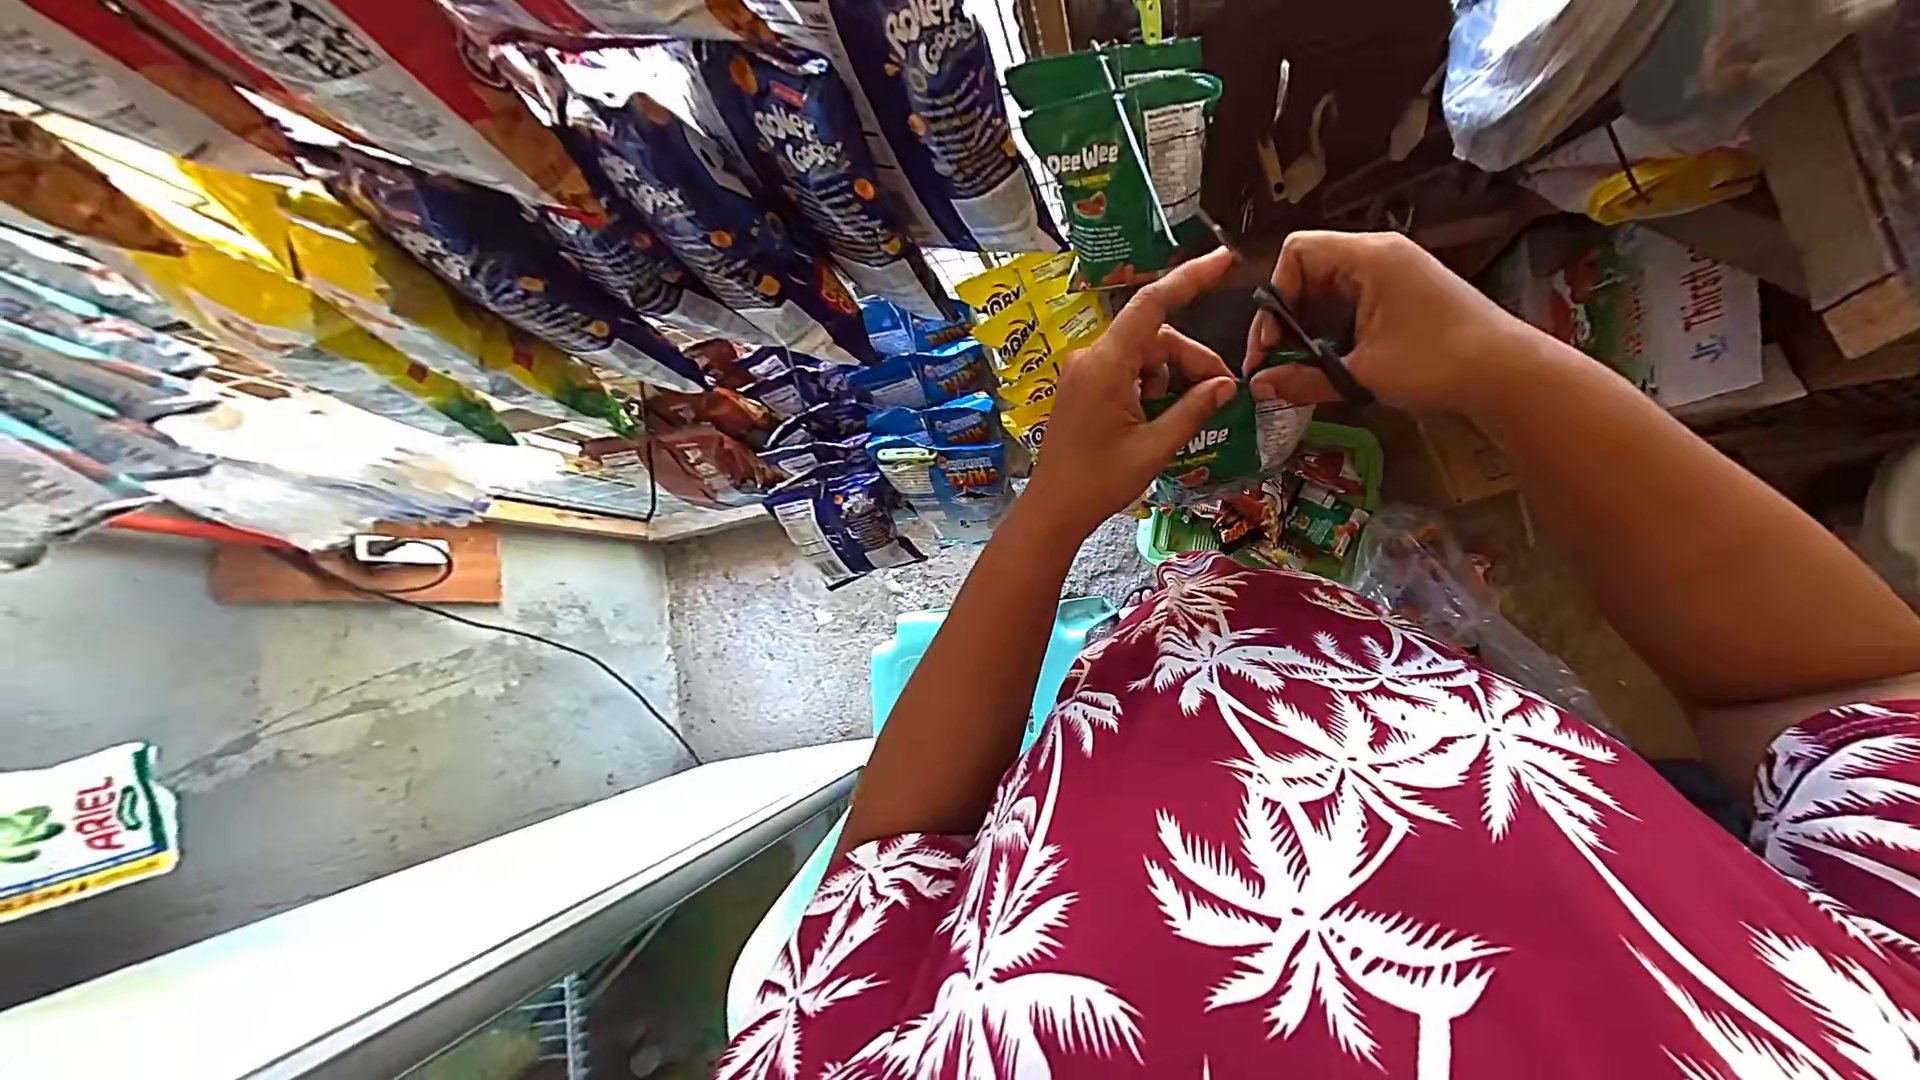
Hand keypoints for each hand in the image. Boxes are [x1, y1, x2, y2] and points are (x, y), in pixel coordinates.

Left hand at [1025, 247, 1239, 536]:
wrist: (1053, 507)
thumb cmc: (1100, 482)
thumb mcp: (1155, 446)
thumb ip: (1193, 410)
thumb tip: (1225, 385)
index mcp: (1106, 365)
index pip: (1152, 304)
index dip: (1189, 278)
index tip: (1222, 259)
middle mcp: (1089, 358)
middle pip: (1153, 337)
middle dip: (1188, 359)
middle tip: (1218, 391)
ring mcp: (1081, 372)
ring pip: (1139, 354)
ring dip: (1167, 375)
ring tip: (1179, 413)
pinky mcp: (1079, 387)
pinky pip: (1121, 370)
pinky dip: (1145, 384)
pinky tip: (1154, 415)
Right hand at [1242, 230, 1538, 412]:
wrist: (1506, 373)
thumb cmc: (1436, 363)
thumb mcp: (1359, 374)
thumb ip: (1301, 380)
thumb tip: (1255, 387)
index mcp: (1369, 258)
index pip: (1296, 252)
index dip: (1275, 293)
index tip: (1272, 339)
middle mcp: (1377, 256)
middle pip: (1304, 272)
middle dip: (1282, 316)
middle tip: (1274, 359)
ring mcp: (1388, 275)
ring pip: (1321, 291)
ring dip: (1301, 326)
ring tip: (1295, 364)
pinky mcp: (1395, 296)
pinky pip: (1342, 303)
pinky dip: (1324, 329)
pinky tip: (1322, 359)